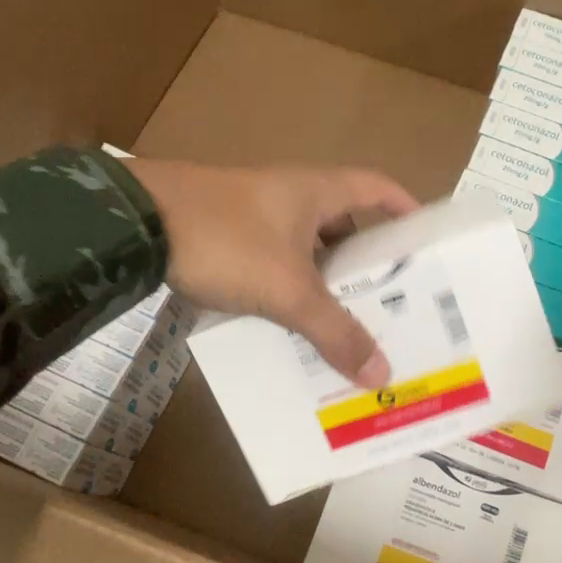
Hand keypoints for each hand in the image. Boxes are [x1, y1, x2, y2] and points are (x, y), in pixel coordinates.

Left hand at [124, 158, 417, 387]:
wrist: (133, 225)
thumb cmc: (224, 241)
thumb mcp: (287, 290)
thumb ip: (333, 331)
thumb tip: (381, 374)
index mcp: (316, 191)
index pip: (378, 188)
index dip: (407, 210)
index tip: (428, 244)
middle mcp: (290, 196)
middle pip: (346, 225)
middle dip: (370, 262)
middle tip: (396, 303)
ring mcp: (256, 216)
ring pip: (308, 250)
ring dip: (328, 282)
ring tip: (351, 324)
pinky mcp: (226, 237)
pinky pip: (276, 265)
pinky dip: (291, 291)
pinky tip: (294, 326)